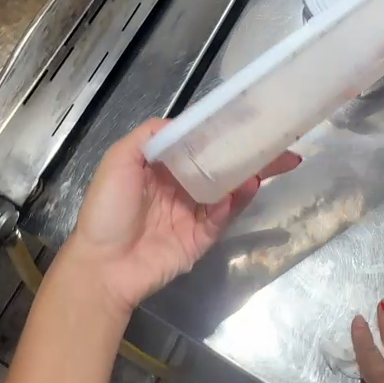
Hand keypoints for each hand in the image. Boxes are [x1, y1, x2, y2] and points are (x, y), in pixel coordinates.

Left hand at [62, 118, 299, 317]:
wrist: (102, 267)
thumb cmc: (107, 209)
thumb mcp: (119, 160)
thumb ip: (149, 135)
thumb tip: (185, 122)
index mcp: (162, 165)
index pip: (198, 142)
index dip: (221, 129)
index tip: (248, 115)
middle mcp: (181, 185)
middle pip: (220, 164)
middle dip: (249, 154)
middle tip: (280, 143)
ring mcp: (193, 212)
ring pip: (228, 189)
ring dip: (248, 175)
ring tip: (268, 163)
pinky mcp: (201, 238)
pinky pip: (223, 216)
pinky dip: (236, 202)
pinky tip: (246, 187)